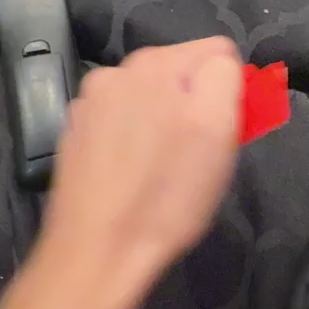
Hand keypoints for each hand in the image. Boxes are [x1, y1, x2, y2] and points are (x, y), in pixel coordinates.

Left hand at [29, 37, 243, 307]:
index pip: (219, 53)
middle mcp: (116, 72)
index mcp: (154, 63)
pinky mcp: (76, 137)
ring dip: (168, 125)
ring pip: (154, 100)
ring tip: (168, 172)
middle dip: (199, 107)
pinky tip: (138, 178)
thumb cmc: (167, 196)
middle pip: (183, 74)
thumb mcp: (218, 129)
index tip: (227, 133)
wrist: (97, 255)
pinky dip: (138, 143)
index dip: (232, 92)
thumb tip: (224, 62)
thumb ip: (226, 76)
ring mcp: (90, 105)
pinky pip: (125, 125)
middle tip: (201, 156)